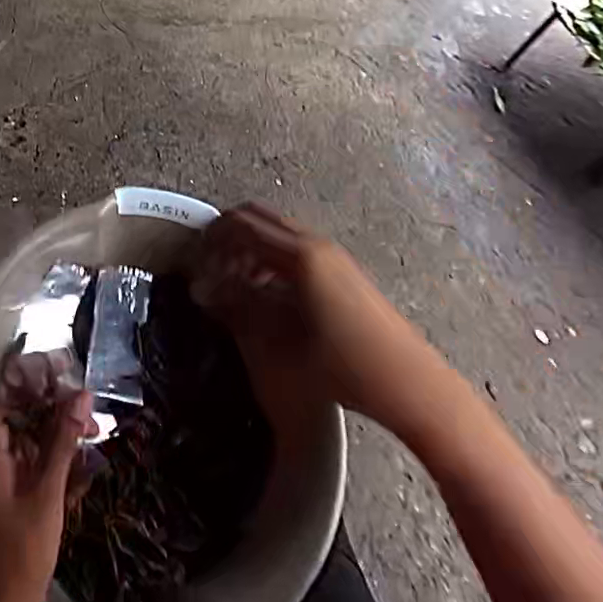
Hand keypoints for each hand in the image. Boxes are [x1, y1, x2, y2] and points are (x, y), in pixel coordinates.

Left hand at [0, 349, 97, 601]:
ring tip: (94, 425)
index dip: (29, 371)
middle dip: (55, 396)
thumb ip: (64, 439)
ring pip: (35, 425)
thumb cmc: (20, 549)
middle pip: (20, 404)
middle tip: (88, 393)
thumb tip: (82, 394)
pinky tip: (87, 450)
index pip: (1, 389)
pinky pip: (41, 448)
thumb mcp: (47, 490)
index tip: (63, 363)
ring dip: (64, 421)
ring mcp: (6, 465)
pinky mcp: (20, 480)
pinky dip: (63, 445)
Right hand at [192, 204, 446, 431]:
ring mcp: (333, 257)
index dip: (213, 238)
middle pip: (261, 219)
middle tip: (207, 267)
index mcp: (302, 255)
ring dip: (250, 249)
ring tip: (231, 285)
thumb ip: (240, 309)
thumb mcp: (282, 343)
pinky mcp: (342, 272)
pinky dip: (271, 260)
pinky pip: (296, 251)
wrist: (409, 382)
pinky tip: (264, 295)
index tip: (193, 260)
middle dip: (229, 236)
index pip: (244, 225)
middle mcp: (318, 245)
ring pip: (279, 235)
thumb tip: (203, 291)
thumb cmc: (345, 367)